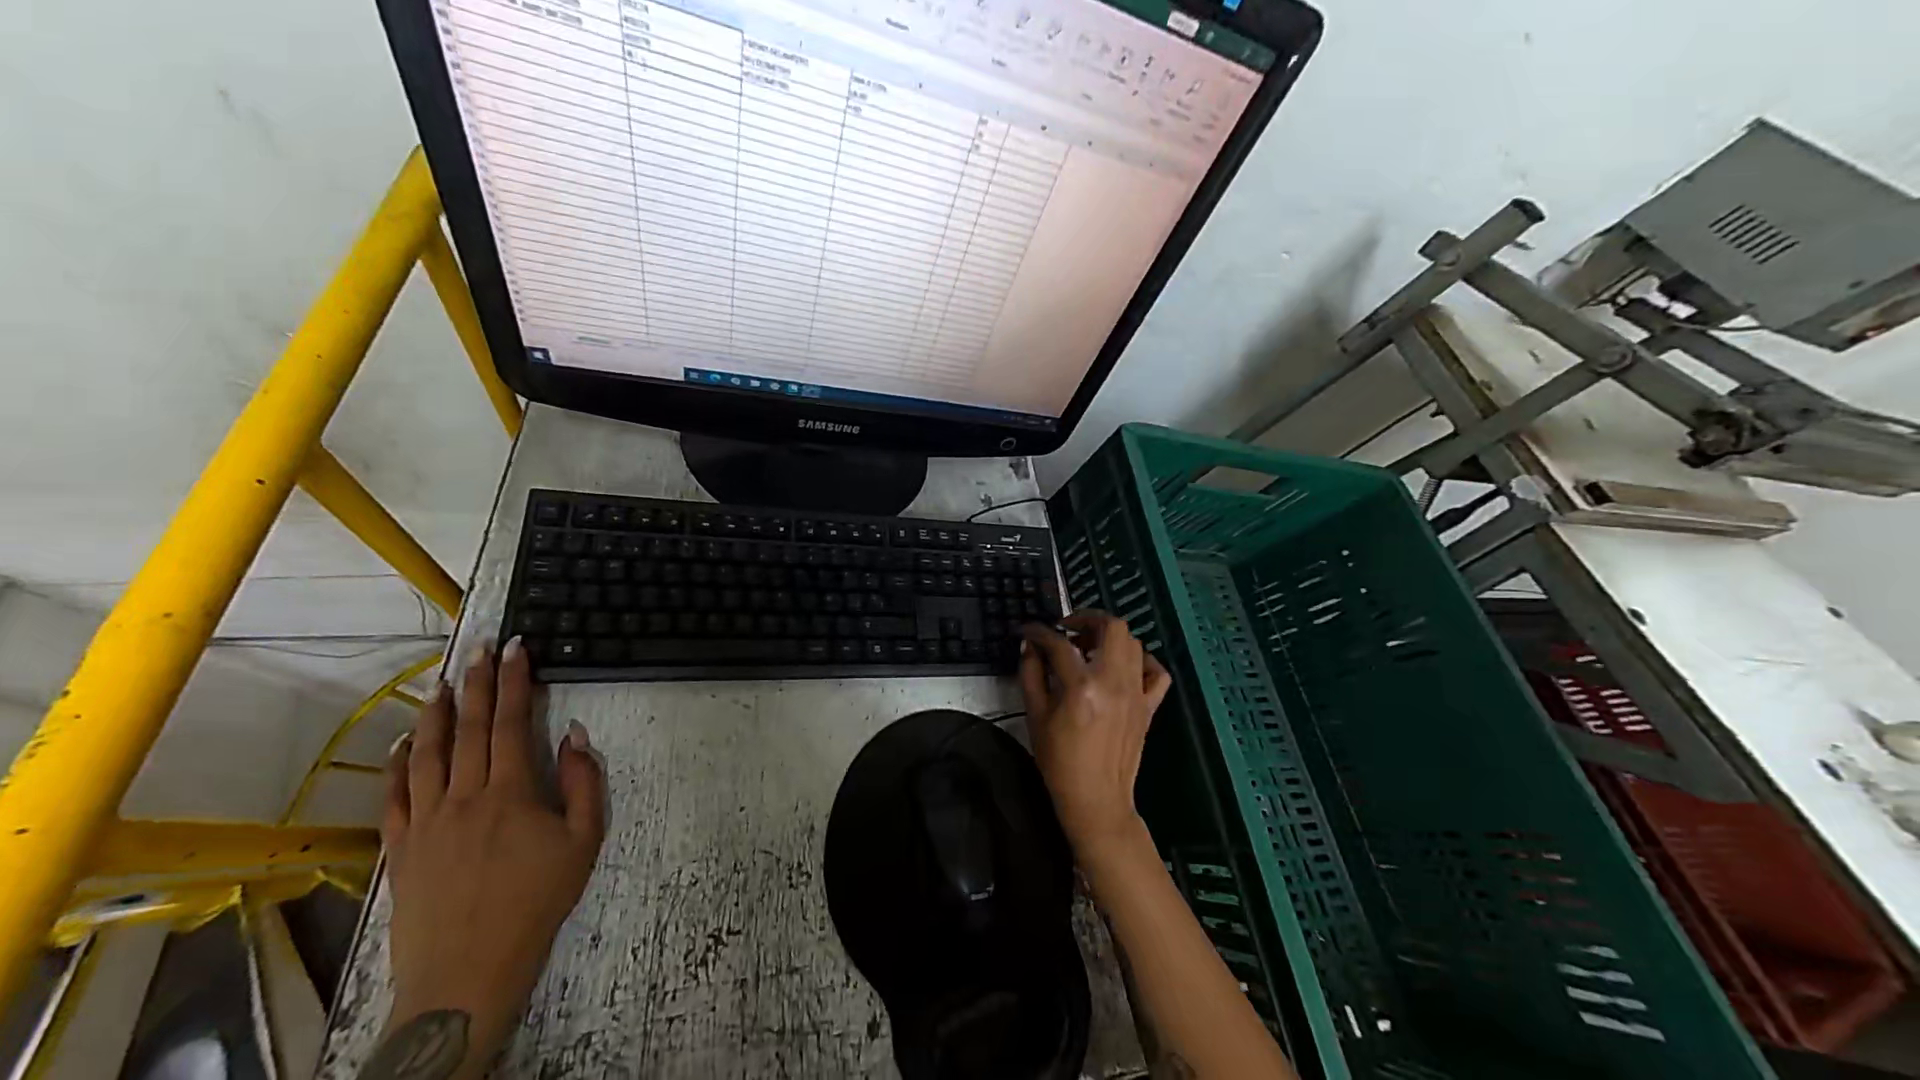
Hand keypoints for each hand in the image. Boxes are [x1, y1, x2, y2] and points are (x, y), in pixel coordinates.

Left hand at [374, 638, 606, 1079]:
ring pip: (427, 753)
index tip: (517, 649)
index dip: (515, 682)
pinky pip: (395, 795)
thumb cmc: (537, 902)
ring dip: (436, 712)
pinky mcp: (401, 846)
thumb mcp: (583, 842)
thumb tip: (574, 735)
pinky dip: (398, 763)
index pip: (510, 723)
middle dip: (477, 683)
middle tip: (480, 648)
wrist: (468, 970)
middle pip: (468, 728)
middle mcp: (464, 796)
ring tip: (443, 680)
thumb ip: (583, 783)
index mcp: (511, 792)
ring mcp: (426, 820)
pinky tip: (404, 741)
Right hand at [1019, 613, 1171, 854]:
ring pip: (1133, 642)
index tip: (1028, 632)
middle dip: (1086, 618)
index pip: (1060, 643)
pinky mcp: (1149, 706)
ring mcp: (1137, 693)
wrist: (1096, 800)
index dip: (1040, 632)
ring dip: (1109, 637)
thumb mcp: (1036, 716)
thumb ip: (1031, 674)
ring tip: (1089, 648)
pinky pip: (1156, 672)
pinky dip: (1142, 661)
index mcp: (1082, 687)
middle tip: (1067, 629)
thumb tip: (1030, 646)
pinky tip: (1123, 667)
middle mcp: (1114, 682)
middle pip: (1111, 627)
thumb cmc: (1059, 761)